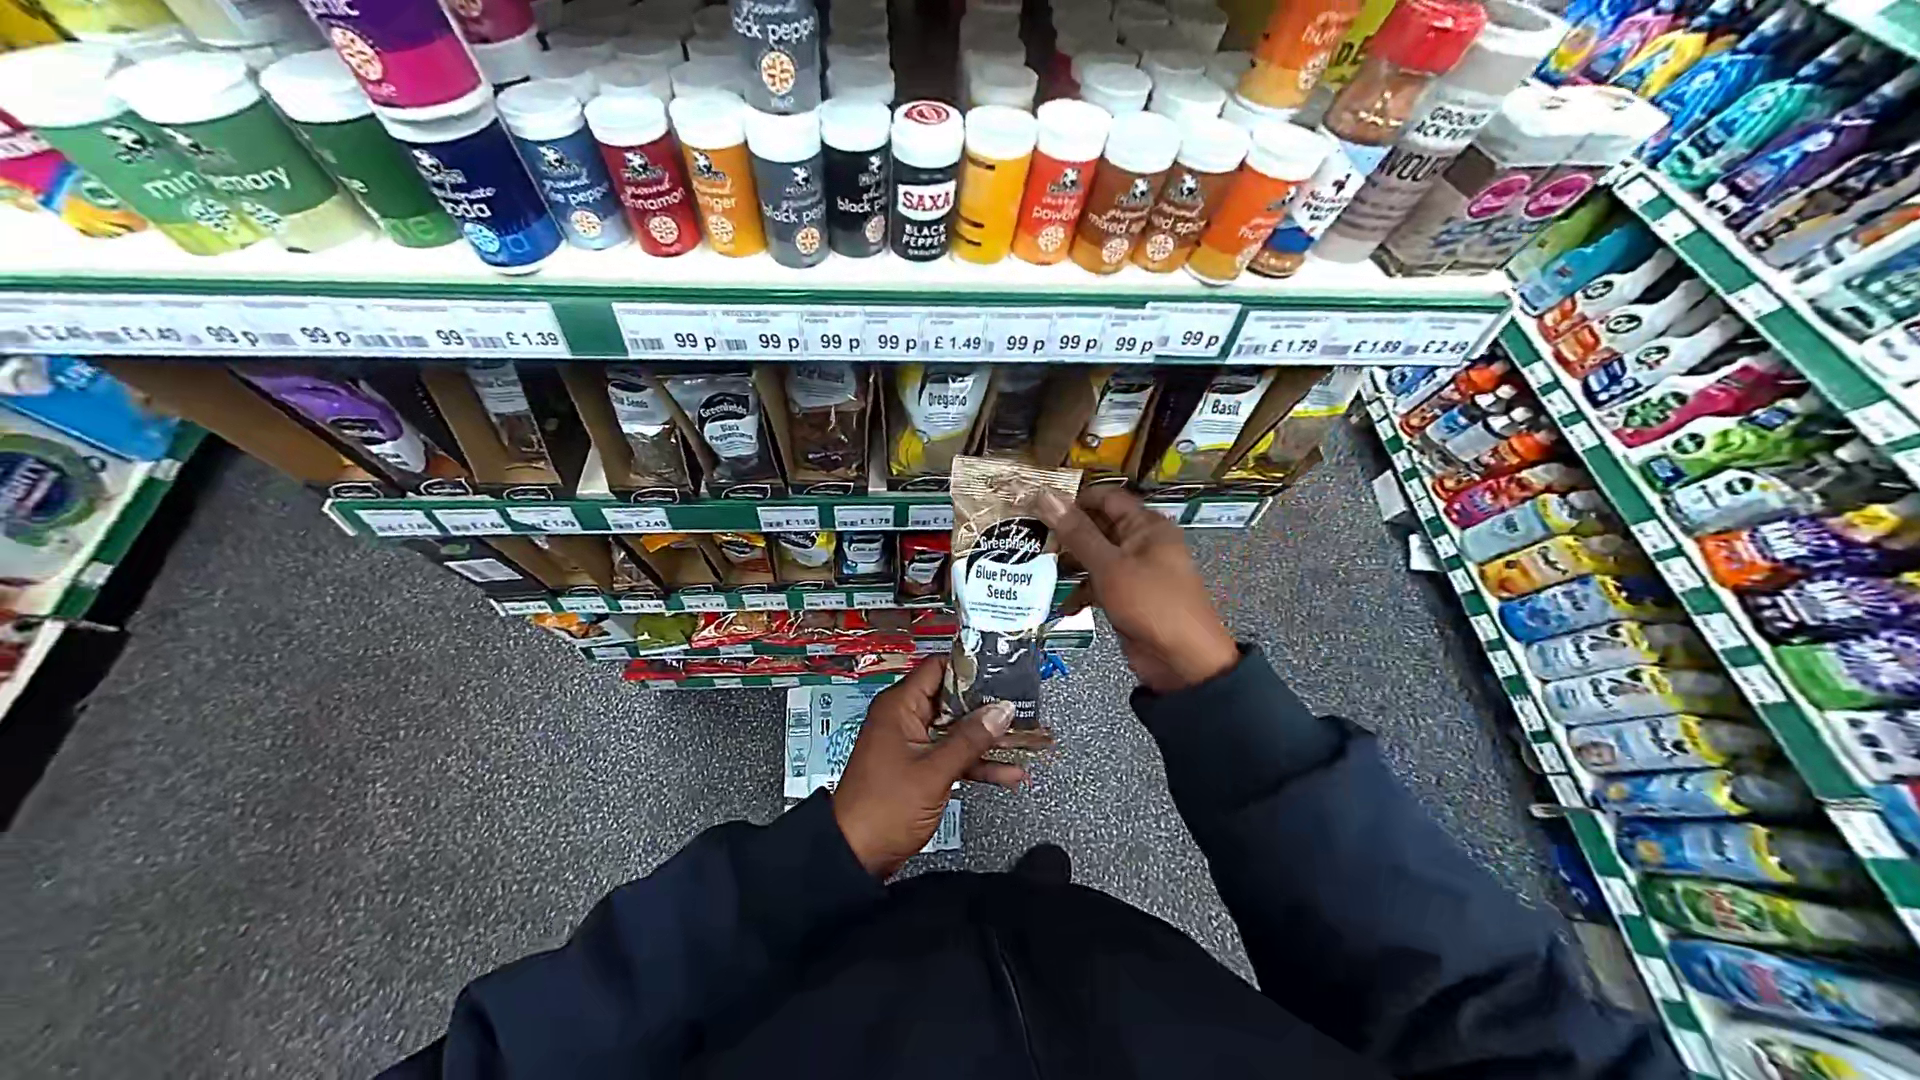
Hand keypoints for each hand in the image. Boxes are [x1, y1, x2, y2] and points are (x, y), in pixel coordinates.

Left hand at [832, 656, 1026, 877]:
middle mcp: (905, 719)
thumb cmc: (881, 809)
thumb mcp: (934, 771)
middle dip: (987, 707)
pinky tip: (1007, 773)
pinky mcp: (919, 766)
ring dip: (988, 738)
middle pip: (952, 700)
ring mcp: (912, 743)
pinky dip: (977, 763)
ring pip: (957, 730)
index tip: (999, 672)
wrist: (857, 855)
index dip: (969, 668)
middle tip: (1019, 707)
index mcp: (899, 707)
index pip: (937, 669)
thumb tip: (1000, 711)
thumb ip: (970, 739)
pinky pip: (953, 755)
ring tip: (1022, 740)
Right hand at [1036, 486, 1238, 694]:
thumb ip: (1076, 532)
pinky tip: (1063, 604)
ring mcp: (1136, 571)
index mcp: (1146, 526)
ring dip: (1071, 565)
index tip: (1042, 506)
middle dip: (1068, 534)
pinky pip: (1100, 585)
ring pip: (1096, 557)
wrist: (1182, 660)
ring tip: (1041, 568)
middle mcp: (1142, 543)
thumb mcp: (1109, 565)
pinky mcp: (1128, 597)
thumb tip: (1046, 496)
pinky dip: (1082, 592)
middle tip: (1033, 537)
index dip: (1076, 498)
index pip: (1107, 497)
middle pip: (1099, 527)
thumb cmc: (1150, 603)